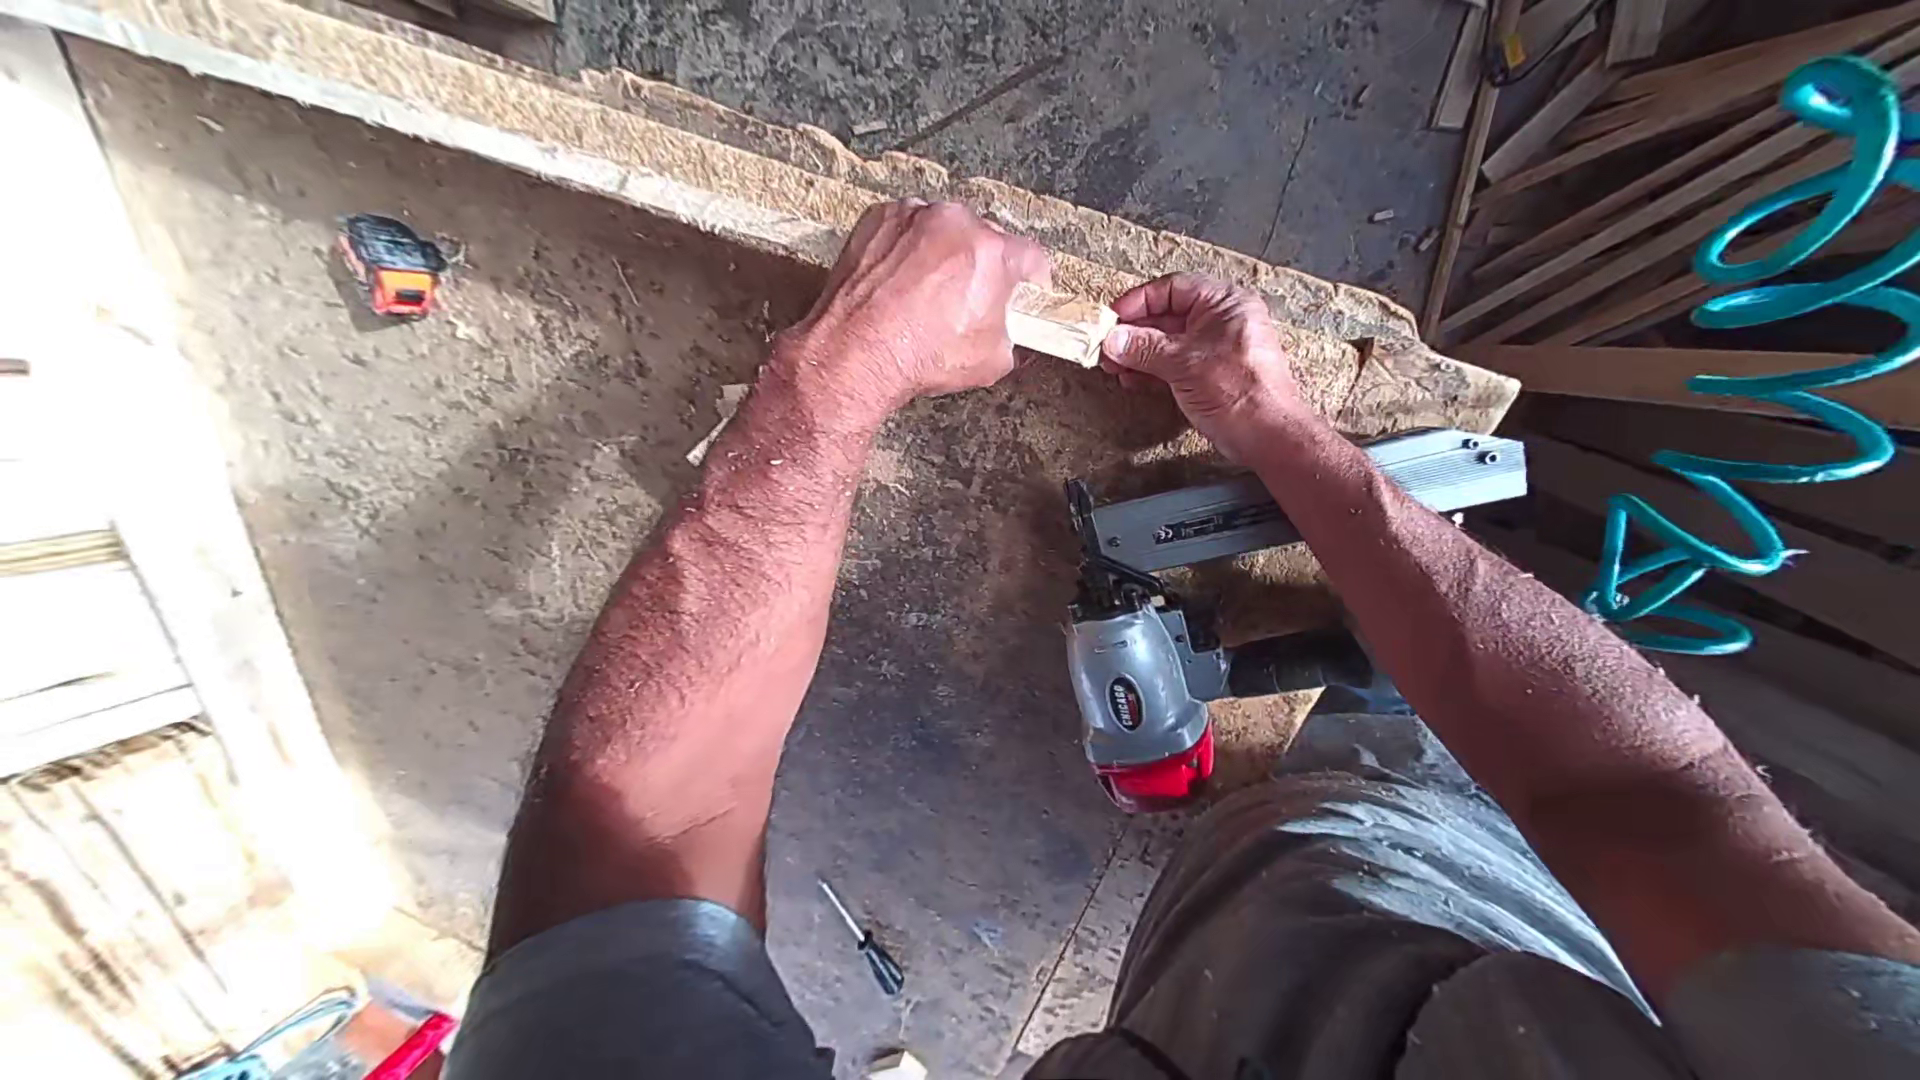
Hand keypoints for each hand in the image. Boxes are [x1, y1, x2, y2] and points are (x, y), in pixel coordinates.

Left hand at [774, 199, 1049, 425]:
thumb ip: (1010, 334)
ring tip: (927, 293)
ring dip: (943, 254)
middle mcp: (955, 223)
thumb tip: (1006, 329)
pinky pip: (906, 229)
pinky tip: (900, 283)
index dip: (1033, 277)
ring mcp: (914, 216)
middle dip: (982, 266)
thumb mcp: (991, 362)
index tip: (1029, 286)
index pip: (1032, 256)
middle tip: (967, 299)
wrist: (855, 353)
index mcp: (992, 253)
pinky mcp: (879, 219)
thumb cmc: (920, 356)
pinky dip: (908, 250)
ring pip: (944, 231)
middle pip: (985, 238)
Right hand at [1100, 273, 1307, 461]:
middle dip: (1134, 332)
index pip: (1173, 288)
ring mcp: (1213, 350)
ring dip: (1137, 354)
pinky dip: (1150, 370)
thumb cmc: (1238, 390)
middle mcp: (1220, 321)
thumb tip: (1113, 339)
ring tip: (1112, 365)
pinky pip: (1172, 365)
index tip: (1113, 317)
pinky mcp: (1207, 375)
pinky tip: (1130, 379)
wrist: (1265, 434)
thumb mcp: (1183, 362)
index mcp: (1224, 303)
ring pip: (1167, 343)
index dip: (1139, 301)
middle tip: (1107, 345)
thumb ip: (1144, 348)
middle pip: (1167, 316)